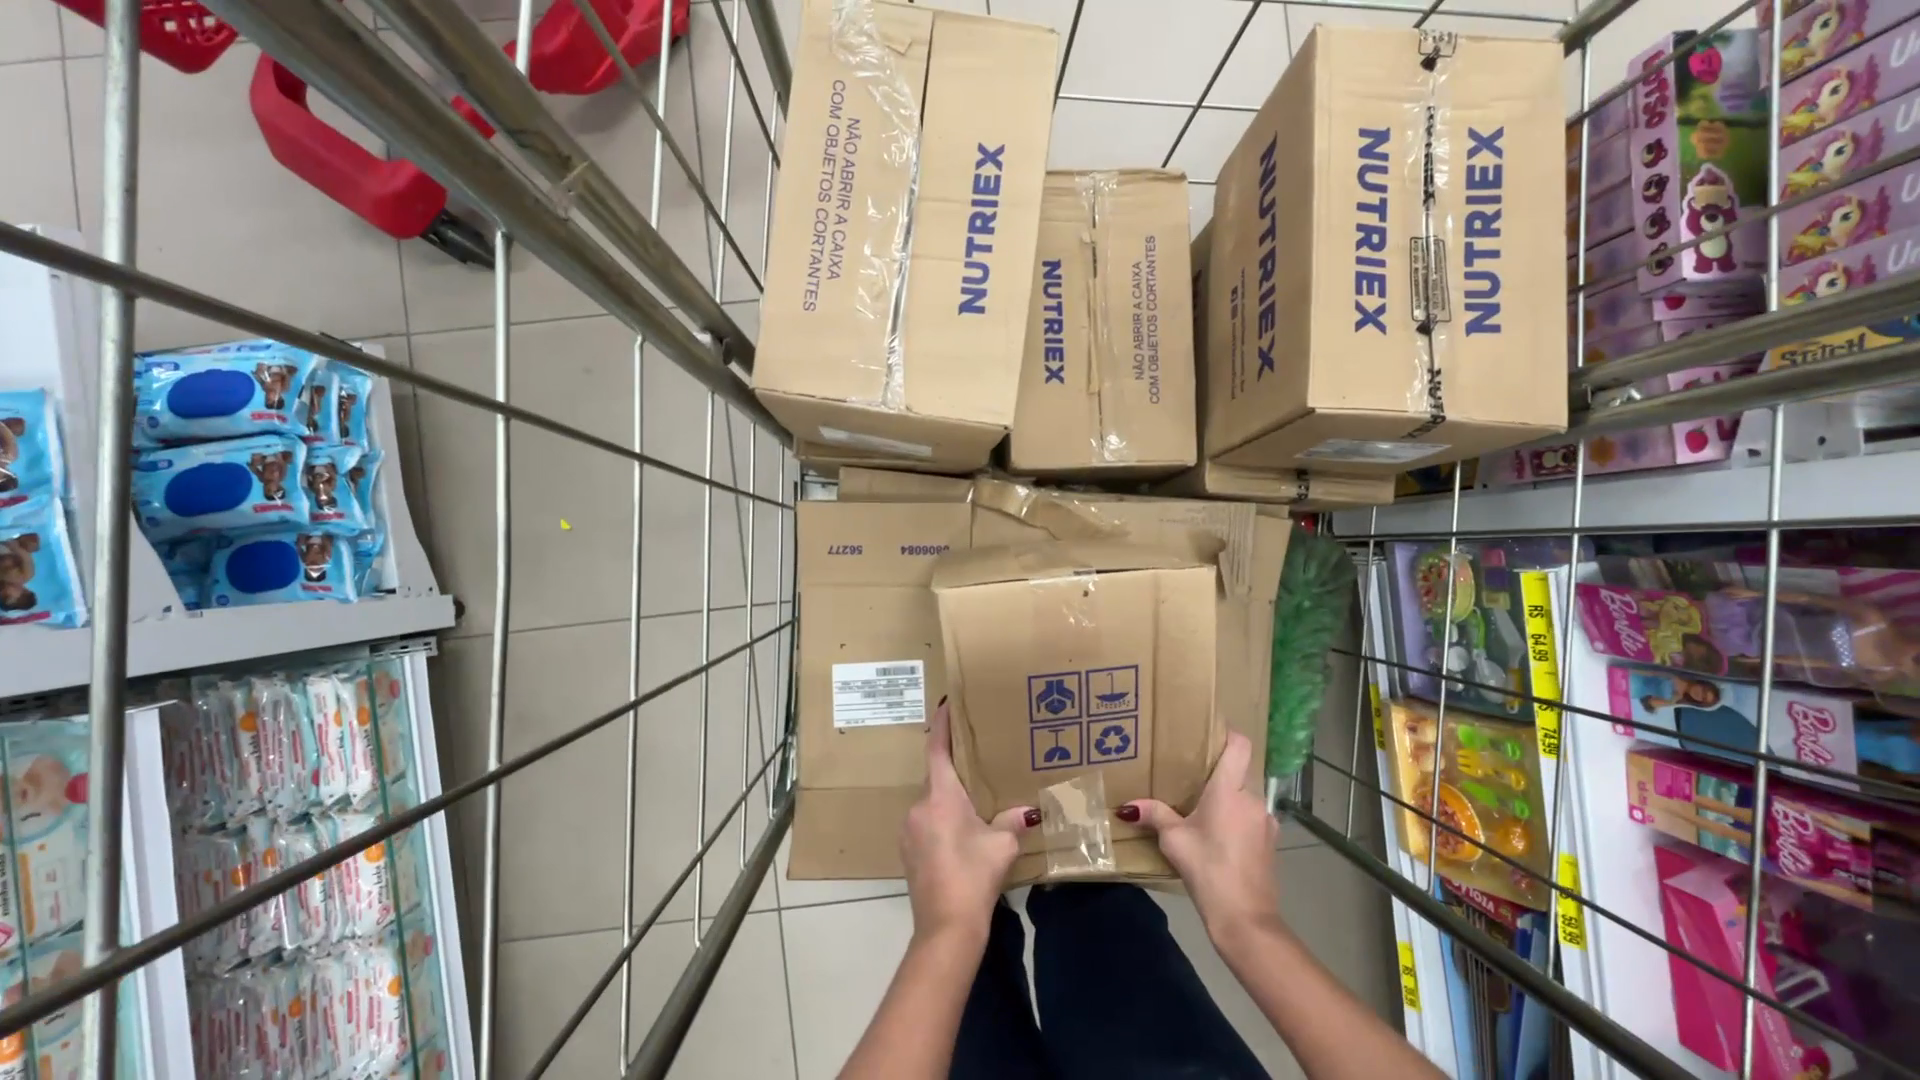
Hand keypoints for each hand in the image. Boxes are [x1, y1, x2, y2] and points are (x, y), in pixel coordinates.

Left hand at [900, 699, 1036, 943]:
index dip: (942, 725)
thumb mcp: (1002, 846)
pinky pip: (927, 825)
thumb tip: (1028, 812)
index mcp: (940, 797)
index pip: (937, 750)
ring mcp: (908, 832)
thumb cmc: (974, 875)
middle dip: (957, 773)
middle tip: (979, 764)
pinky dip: (943, 823)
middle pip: (937, 780)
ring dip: (951, 803)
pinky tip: (963, 838)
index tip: (945, 704)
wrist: (946, 927)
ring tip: (977, 806)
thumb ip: (1012, 822)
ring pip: (932, 805)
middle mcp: (918, 808)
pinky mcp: (908, 854)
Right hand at [1122, 732, 1280, 942]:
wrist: (1245, 918)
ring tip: (1202, 812)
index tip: (1209, 734)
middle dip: (1218, 775)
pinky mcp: (1270, 843)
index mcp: (1230, 790)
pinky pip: (1251, 819)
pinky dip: (1236, 821)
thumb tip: (1126, 807)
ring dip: (1227, 801)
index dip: (1228, 735)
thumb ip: (1154, 816)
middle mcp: (1253, 800)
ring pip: (1245, 798)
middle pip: (1239, 773)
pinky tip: (1218, 839)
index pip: (1240, 746)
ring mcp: (1266, 822)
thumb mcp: (1174, 840)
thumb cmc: (1208, 869)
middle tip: (1191, 778)